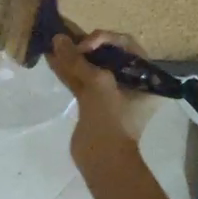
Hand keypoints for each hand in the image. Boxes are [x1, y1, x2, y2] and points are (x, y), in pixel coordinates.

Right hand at [49, 30, 163, 148]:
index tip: (85, 46)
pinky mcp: (93, 102)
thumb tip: (57, 39)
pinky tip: (51, 58)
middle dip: (85, 46)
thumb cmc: (111, 119)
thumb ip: (77, 61)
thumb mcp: (98, 85)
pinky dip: (67, 70)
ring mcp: (111, 93)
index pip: (127, 45)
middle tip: (66, 40)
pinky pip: (80, 80)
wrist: (102, 158)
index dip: (105, 39)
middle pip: (107, 55)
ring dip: (73, 56)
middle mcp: (131, 81)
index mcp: (146, 76)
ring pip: (91, 67)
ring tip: (54, 43)